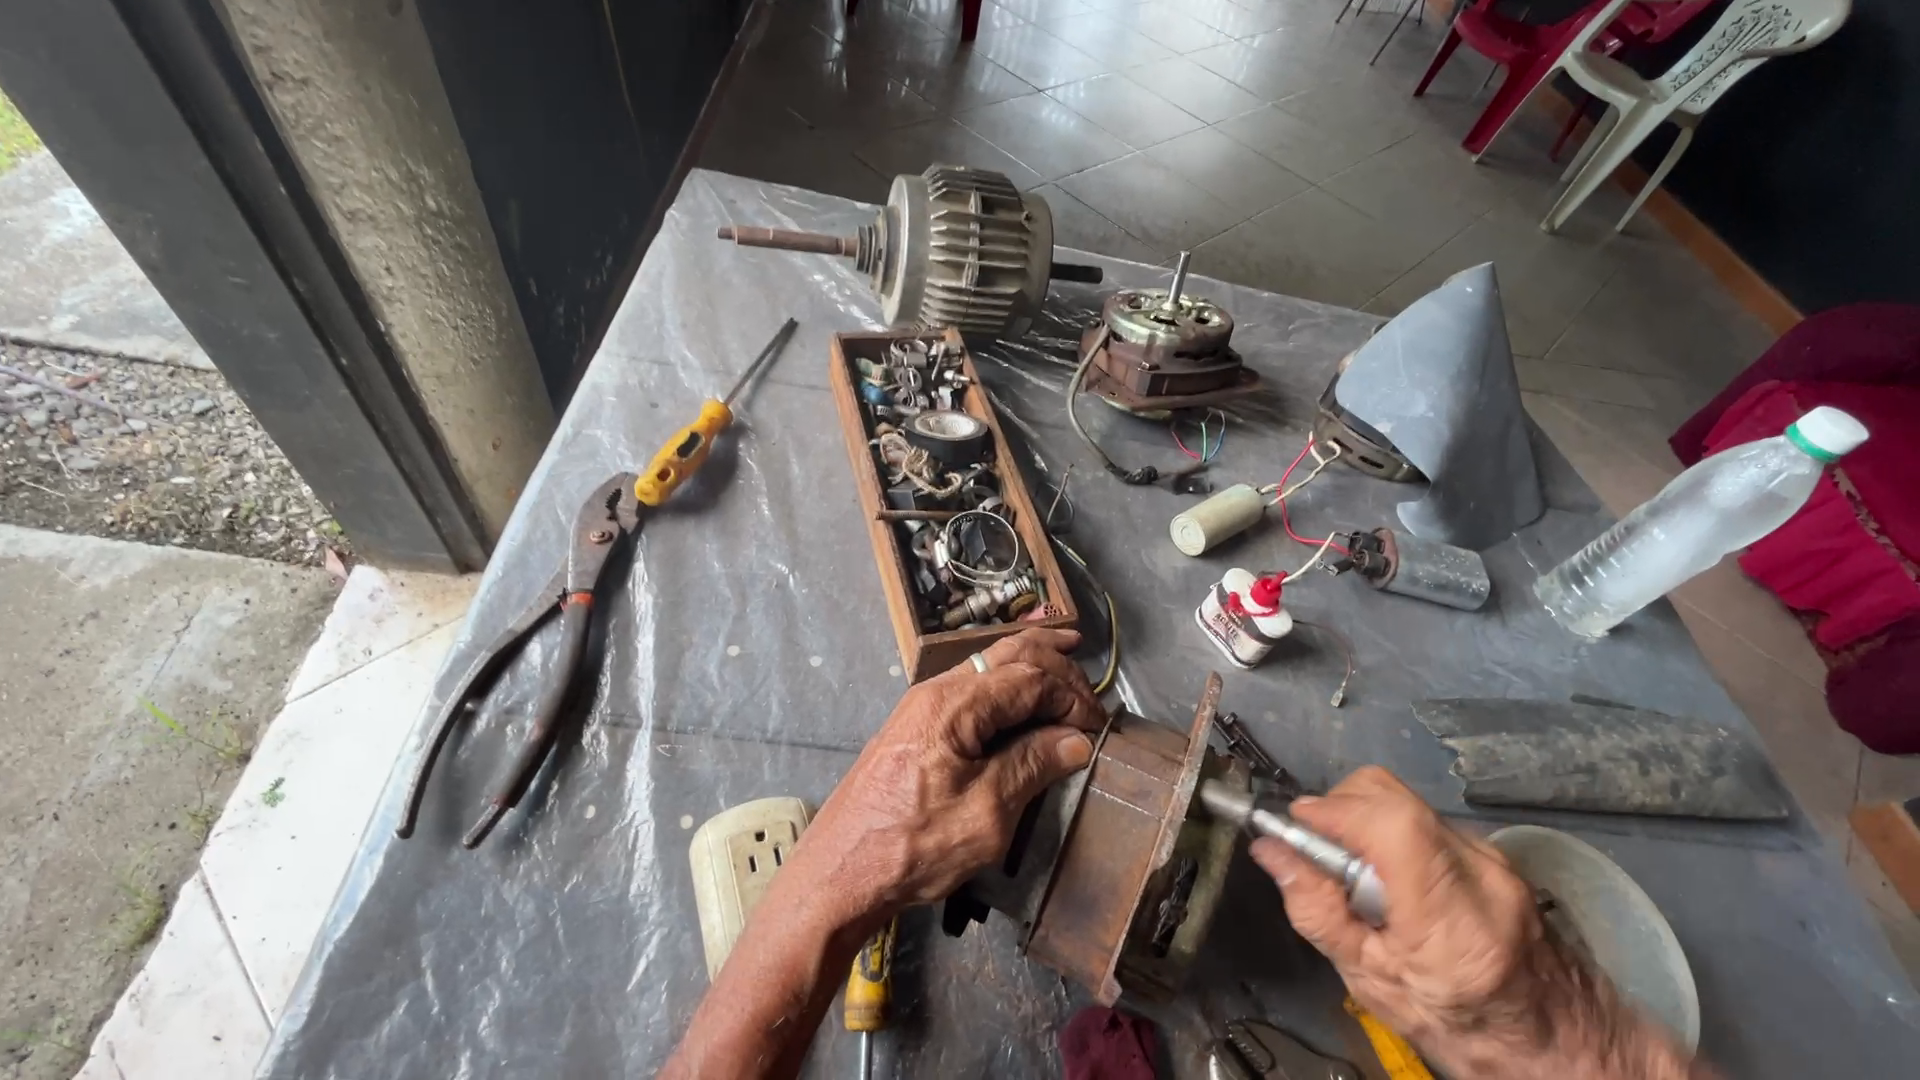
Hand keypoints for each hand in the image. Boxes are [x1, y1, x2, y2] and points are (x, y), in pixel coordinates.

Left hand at [665, 629, 1103, 1079]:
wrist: (839, 874)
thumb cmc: (912, 847)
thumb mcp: (985, 814)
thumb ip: (1031, 766)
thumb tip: (1076, 740)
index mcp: (954, 705)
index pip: (1028, 677)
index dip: (1071, 695)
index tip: (1100, 728)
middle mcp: (936, 691)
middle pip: (1007, 655)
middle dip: (1055, 666)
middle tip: (1091, 691)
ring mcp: (922, 705)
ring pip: (987, 665)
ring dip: (1030, 665)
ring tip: (1067, 661)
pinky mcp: (916, 726)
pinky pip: (971, 688)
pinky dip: (1005, 684)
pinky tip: (1020, 695)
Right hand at [1252, 767, 1705, 1079]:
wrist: (1559, 1041)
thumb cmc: (1460, 1028)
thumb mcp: (1371, 984)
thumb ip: (1318, 912)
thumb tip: (1270, 850)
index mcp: (1453, 920)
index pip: (1393, 824)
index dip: (1334, 811)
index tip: (1294, 827)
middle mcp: (1479, 873)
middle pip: (1390, 795)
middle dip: (1337, 808)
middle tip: (1319, 854)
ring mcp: (1491, 855)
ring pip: (1401, 799)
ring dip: (1359, 820)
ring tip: (1357, 876)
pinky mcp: (1490, 849)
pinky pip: (1419, 816)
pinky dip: (1385, 832)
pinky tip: (1389, 880)